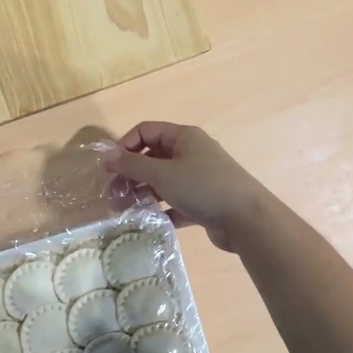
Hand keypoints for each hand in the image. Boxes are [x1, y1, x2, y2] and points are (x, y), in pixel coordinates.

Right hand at [104, 122, 268, 251]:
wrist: (246, 219)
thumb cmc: (203, 187)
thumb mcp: (162, 173)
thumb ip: (132, 165)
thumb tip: (105, 157)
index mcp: (184, 137)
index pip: (146, 131)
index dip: (125, 145)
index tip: (111, 167)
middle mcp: (192, 153)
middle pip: (153, 157)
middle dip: (131, 174)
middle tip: (113, 194)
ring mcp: (199, 178)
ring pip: (163, 181)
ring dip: (143, 193)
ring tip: (125, 210)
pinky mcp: (204, 202)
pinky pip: (176, 202)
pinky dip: (162, 209)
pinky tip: (149, 221)